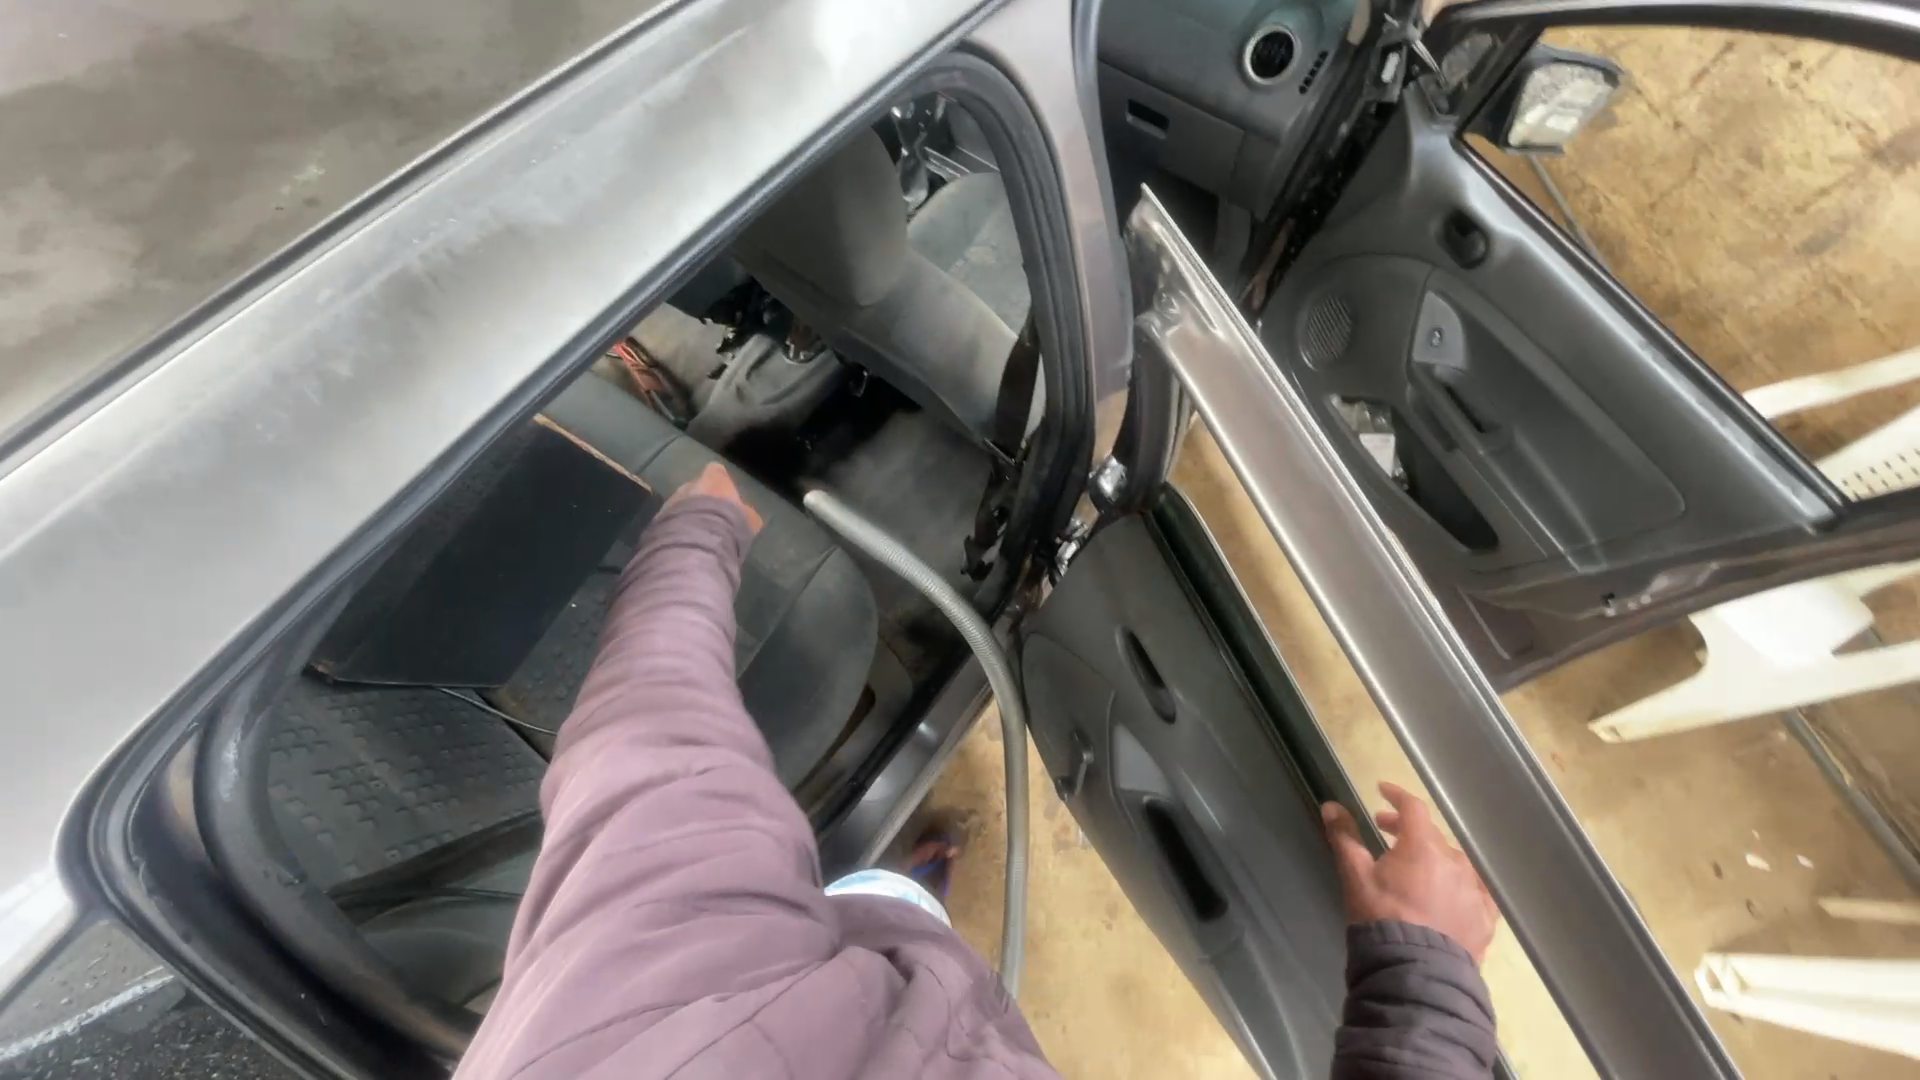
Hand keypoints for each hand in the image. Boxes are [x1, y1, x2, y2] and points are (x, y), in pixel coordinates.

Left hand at [667, 462, 762, 534]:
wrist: (697, 541)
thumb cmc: (729, 524)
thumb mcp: (748, 520)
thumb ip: (746, 513)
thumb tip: (748, 514)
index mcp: (713, 479)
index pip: (716, 470)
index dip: (720, 481)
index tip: (725, 493)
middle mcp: (690, 484)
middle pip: (695, 487)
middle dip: (701, 498)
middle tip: (711, 515)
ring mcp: (672, 500)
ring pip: (681, 503)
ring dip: (688, 513)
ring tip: (697, 531)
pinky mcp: (659, 519)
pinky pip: (671, 519)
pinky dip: (677, 526)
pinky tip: (686, 539)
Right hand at [1322, 782, 1499, 964]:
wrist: (1415, 970)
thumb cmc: (1381, 915)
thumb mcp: (1355, 874)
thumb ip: (1344, 836)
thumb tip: (1331, 805)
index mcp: (1423, 847)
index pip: (1413, 808)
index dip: (1397, 796)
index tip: (1382, 791)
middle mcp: (1455, 862)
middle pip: (1432, 834)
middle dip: (1407, 828)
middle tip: (1385, 831)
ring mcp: (1475, 891)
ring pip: (1454, 860)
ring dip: (1434, 855)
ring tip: (1414, 865)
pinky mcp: (1486, 919)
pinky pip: (1476, 889)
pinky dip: (1460, 881)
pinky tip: (1450, 890)